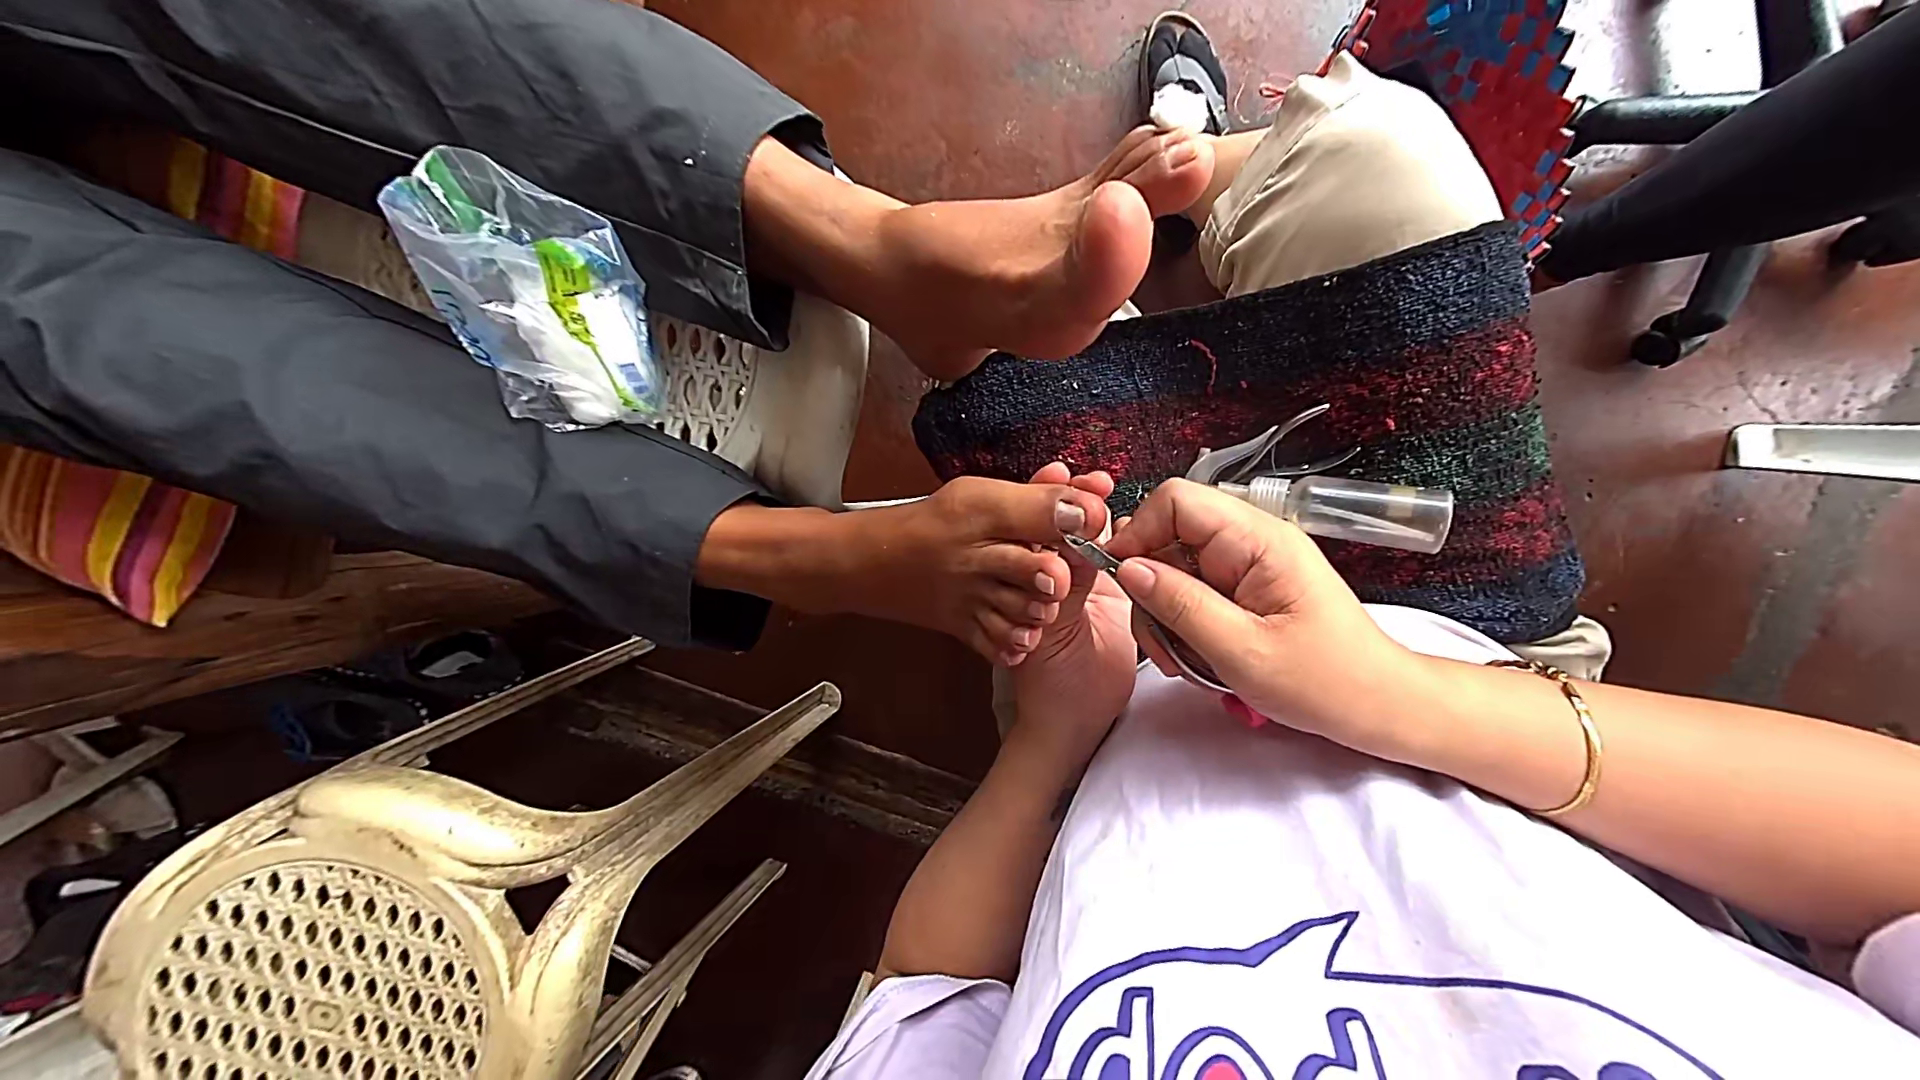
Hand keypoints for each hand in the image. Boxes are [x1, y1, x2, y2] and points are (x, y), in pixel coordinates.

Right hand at [699, 476, 1110, 666]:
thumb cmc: (932, 523)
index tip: (1093, 515)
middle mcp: (979, 558)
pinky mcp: (961, 630)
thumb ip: (1037, 494)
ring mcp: (970, 599)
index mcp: (986, 512)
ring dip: (1044, 609)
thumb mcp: (981, 494)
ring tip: (1043, 601)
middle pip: (1043, 571)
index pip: (1050, 513)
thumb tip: (1093, 487)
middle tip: (1060, 570)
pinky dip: (1017, 642)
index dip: (1084, 516)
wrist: (873, 563)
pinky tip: (1023, 630)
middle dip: (1063, 571)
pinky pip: (1000, 645)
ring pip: (1027, 613)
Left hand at [1007, 464, 1136, 746]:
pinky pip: (1117, 559)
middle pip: (1061, 524)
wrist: (1079, 723)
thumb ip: (1065, 592)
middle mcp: (1049, 575)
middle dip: (1076, 499)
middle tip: (1096, 482)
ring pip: (1088, 537)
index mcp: (1021, 578)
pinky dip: (1122, 540)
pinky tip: (1130, 524)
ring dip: (1098, 514)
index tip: (1062, 473)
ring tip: (1108, 491)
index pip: (1030, 526)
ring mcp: (1081, 583)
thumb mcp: (1051, 635)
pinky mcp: (1112, 594)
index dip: (1045, 496)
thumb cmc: (1046, 686)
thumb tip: (1079, 542)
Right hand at [1103, 479, 1427, 748]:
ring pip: (1170, 567)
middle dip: (1149, 586)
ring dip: (1161, 612)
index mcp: (1259, 540)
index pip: (1178, 500)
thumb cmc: (1328, 682)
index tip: (1124, 580)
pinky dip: (1177, 621)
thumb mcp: (1243, 650)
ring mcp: (1243, 564)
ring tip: (1178, 657)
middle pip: (1166, 536)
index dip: (1139, 532)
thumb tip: (1128, 569)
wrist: (1378, 705)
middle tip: (1157, 641)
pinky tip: (1191, 654)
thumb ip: (1180, 605)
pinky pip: (1187, 589)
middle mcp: (1249, 541)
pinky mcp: (1239, 586)